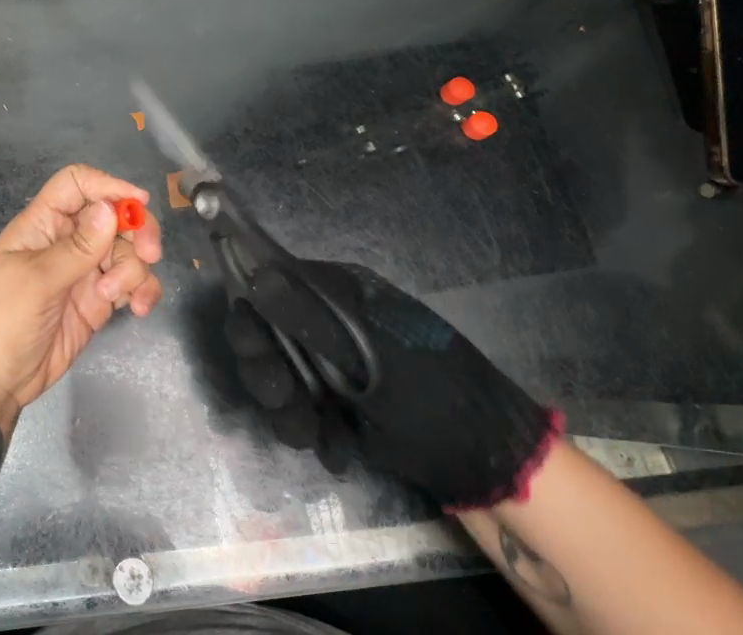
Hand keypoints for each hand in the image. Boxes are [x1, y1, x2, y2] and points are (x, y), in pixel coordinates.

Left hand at [0, 165, 163, 414]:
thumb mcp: (36, 281)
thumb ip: (78, 248)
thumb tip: (110, 207)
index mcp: (41, 225)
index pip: (76, 185)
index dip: (107, 186)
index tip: (138, 203)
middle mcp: (64, 243)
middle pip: (112, 217)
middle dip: (136, 230)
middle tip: (149, 254)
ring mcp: (82, 274)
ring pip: (126, 252)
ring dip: (135, 270)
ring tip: (118, 298)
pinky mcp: (95, 304)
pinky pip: (129, 285)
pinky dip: (141, 291)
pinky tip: (138, 308)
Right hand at [224, 259, 557, 509]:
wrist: (490, 468)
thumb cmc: (436, 399)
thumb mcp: (372, 358)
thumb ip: (311, 319)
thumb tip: (258, 274)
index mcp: (342, 296)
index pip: (271, 287)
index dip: (251, 317)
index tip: (251, 350)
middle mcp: (332, 324)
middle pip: (267, 336)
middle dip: (269, 375)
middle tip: (284, 401)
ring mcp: (336, 365)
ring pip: (281, 380)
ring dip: (290, 412)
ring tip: (316, 437)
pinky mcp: (342, 404)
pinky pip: (304, 412)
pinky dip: (316, 432)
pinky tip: (339, 448)